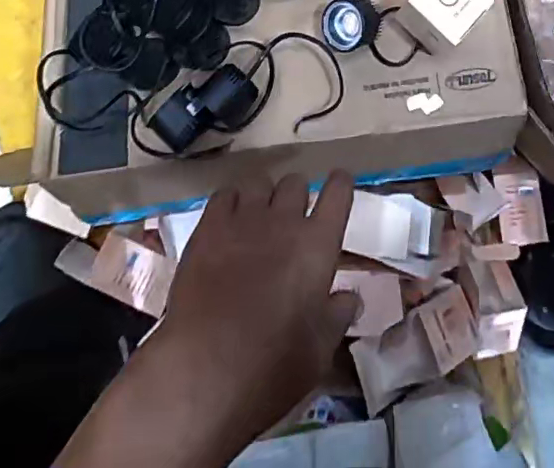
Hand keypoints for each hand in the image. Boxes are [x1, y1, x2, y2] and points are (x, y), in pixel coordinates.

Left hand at [146, 172, 359, 451]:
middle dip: (297, 196)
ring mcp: (244, 220)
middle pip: (295, 183)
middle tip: (291, 221)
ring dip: (264, 196)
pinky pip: (225, 194)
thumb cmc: (273, 366)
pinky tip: (228, 221)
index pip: (338, 193)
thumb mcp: (320, 349)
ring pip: (260, 182)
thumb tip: (349, 297)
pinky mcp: (208, 228)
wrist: (205, 371)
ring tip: (258, 218)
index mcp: (319, 244)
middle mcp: (285, 221)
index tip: (339, 183)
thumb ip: (338, 314)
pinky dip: (231, 201)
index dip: (340, 184)